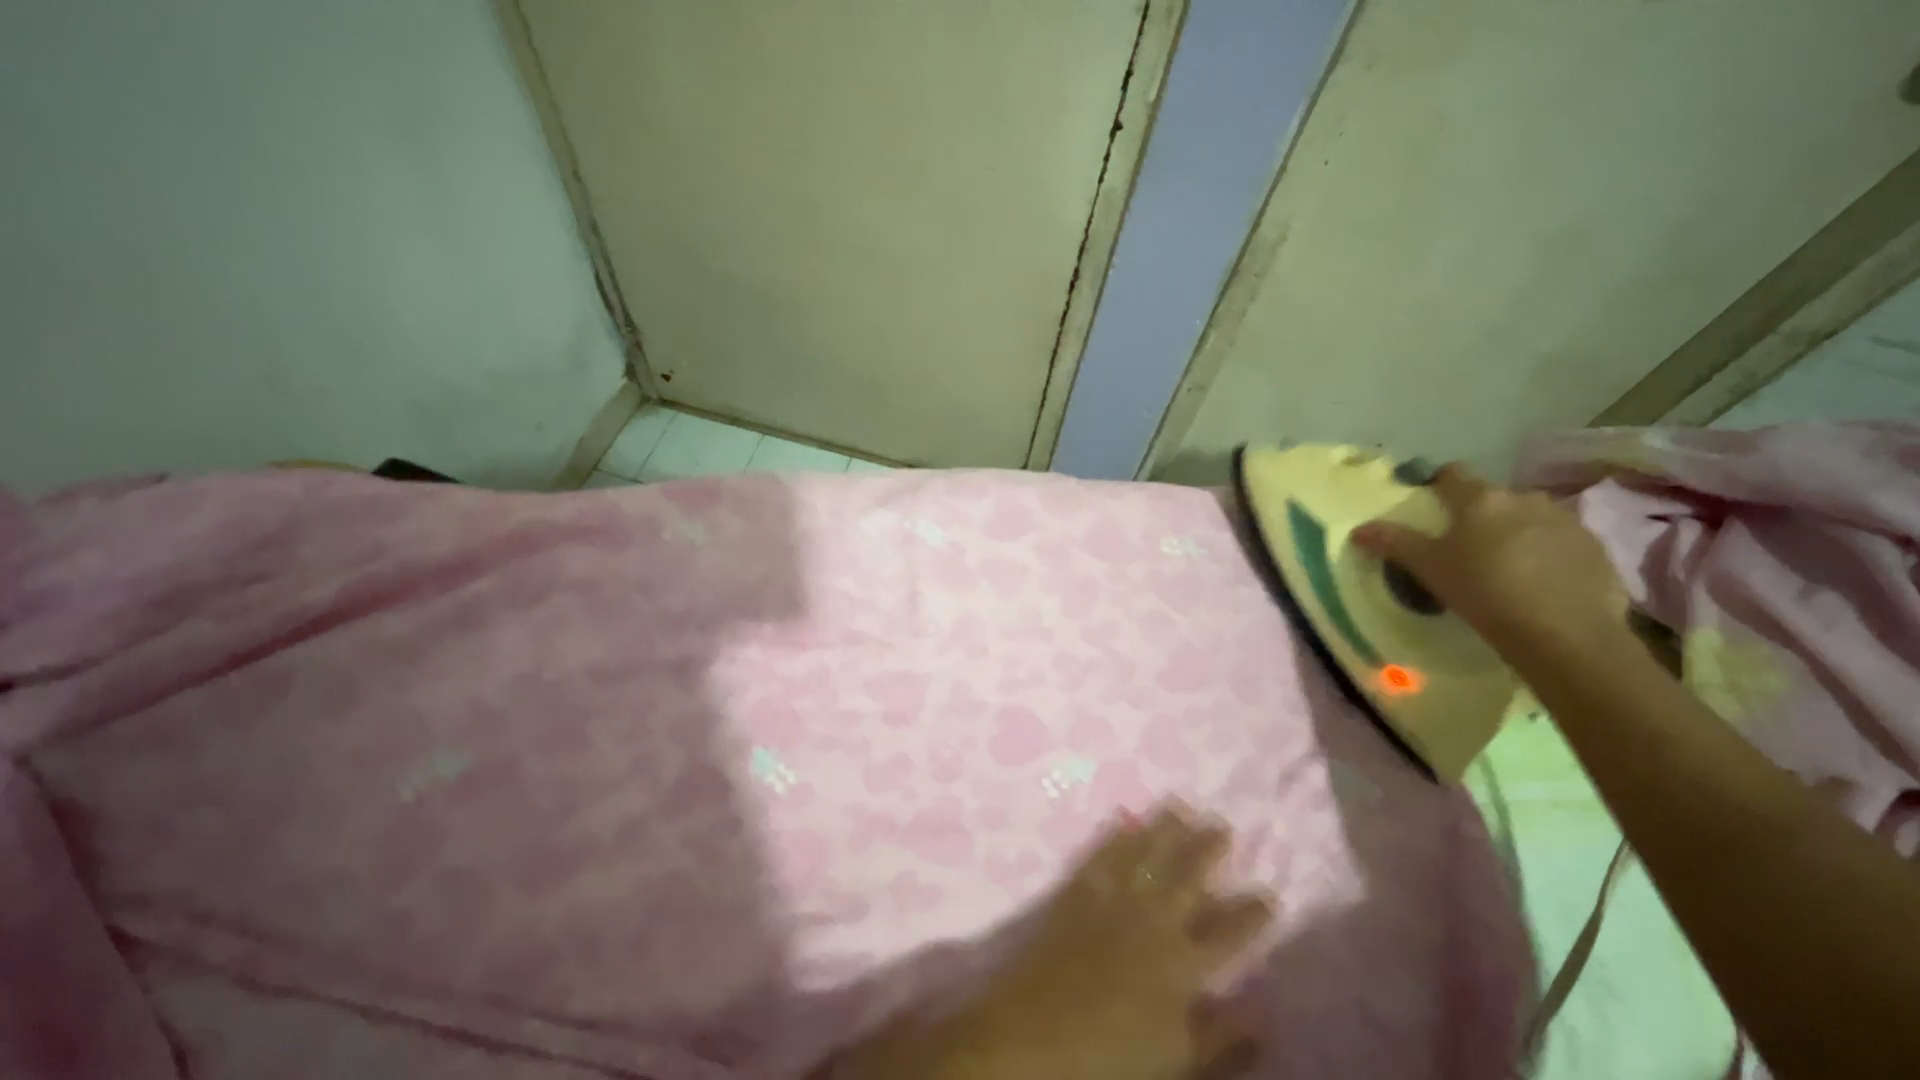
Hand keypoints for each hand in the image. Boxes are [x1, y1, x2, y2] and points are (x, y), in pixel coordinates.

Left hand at [835, 801, 1273, 1079]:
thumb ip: (1222, 1036)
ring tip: (1179, 807)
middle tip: (1223, 825)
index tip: (1269, 893)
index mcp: (1182, 966)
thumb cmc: (1108, 1060)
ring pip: (1143, 858)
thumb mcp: (1178, 1060)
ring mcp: (1108, 905)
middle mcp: (1150, 924)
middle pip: (1185, 879)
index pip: (1228, 934)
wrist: (1029, 1040)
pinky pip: (1098, 860)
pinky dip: (1112, 838)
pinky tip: (1122, 821)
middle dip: (1206, 851)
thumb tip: (1266, 1015)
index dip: (1250, 914)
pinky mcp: (1071, 899)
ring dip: (1162, 831)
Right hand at [1350, 464, 1630, 663]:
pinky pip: (1563, 542)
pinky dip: (1550, 555)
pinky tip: (1543, 586)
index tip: (1431, 504)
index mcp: (1481, 499)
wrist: (1565, 634)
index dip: (1439, 484)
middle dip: (1482, 516)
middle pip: (1494, 498)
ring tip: (1509, 570)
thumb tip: (1359, 528)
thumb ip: (1395, 543)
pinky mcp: (1597, 548)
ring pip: (1531, 518)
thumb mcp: (1430, 570)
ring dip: (1519, 534)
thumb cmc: (1485, 593)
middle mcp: (1525, 498)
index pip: (1453, 474)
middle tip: (1468, 550)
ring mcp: (1567, 520)